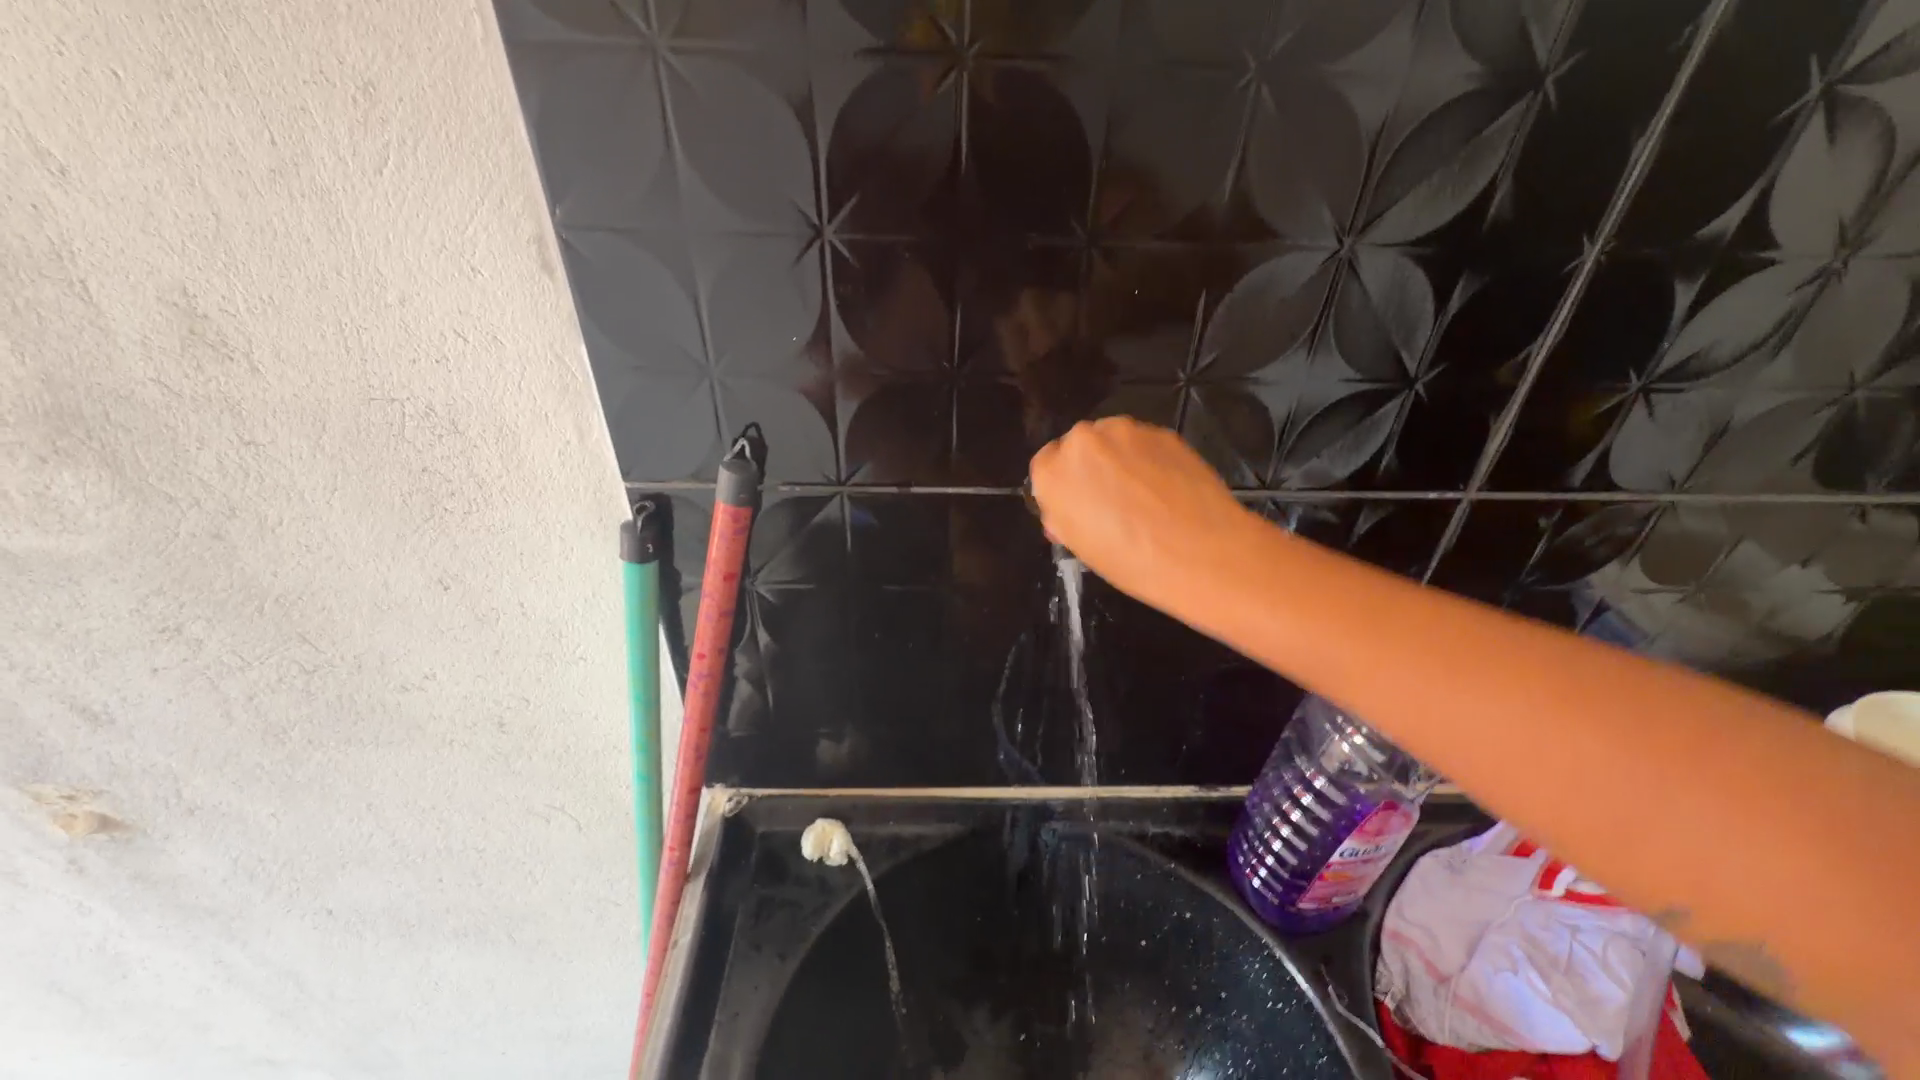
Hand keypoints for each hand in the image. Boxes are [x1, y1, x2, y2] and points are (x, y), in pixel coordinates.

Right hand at [1028, 418, 1254, 610]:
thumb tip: (1069, 508)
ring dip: (1120, 460)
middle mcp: (1084, 441)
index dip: (1063, 487)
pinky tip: (1166, 490)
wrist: (1203, 553)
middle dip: (1090, 468)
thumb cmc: (1132, 562)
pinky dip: (1149, 460)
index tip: (1079, 506)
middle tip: (1111, 502)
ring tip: (1143, 496)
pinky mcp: (1163, 431)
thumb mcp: (1082, 548)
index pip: (1044, 466)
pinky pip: (1144, 443)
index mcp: (1053, 473)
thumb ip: (1064, 517)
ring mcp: (1127, 431)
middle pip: (1078, 447)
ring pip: (1112, 440)